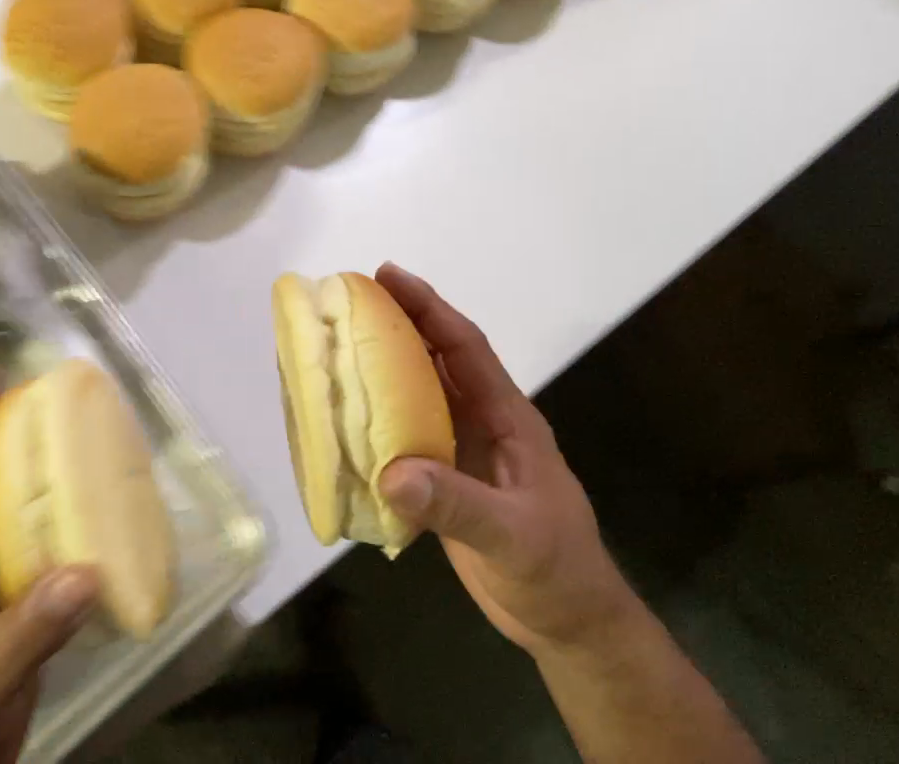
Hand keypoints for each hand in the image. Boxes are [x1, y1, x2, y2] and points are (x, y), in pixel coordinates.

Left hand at [0, 366, 99, 763]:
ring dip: (37, 474)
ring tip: (75, 439)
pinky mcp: (21, 610)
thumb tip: (85, 571)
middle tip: (43, 394)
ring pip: (14, 513)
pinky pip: (44, 553)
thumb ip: (27, 628)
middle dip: (3, 432)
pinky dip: (66, 528)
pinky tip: (98, 521)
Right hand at [373, 263, 639, 659]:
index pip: (464, 348)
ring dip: (378, 370)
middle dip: (395, 325)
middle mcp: (481, 423)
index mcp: (507, 418)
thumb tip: (390, 472)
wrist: (567, 622)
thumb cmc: (555, 570)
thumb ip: (455, 504)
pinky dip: (371, 422)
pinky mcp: (443, 481)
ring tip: (330, 350)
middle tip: (343, 303)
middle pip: (434, 360)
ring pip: (415, 395)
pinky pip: (402, 436)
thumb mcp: (512, 536)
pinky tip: (338, 422)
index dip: (428, 308)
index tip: (386, 276)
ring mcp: (461, 451)